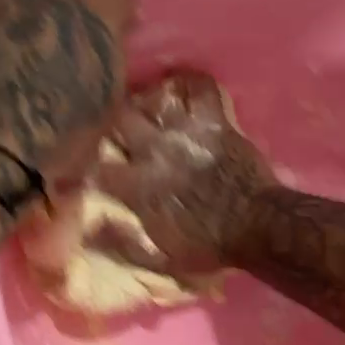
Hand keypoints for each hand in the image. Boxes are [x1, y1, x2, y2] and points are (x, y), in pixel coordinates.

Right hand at [94, 69, 276, 276]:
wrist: (258, 226)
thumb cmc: (209, 246)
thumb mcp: (160, 259)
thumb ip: (122, 243)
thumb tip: (92, 226)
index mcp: (138, 186)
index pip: (98, 167)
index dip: (87, 165)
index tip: (85, 166)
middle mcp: (155, 152)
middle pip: (121, 120)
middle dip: (114, 122)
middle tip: (118, 128)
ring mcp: (185, 132)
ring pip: (155, 99)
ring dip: (149, 102)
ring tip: (149, 108)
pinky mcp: (214, 122)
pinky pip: (200, 88)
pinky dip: (191, 84)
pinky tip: (184, 87)